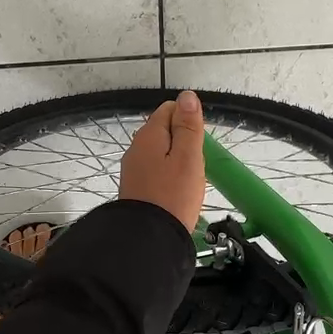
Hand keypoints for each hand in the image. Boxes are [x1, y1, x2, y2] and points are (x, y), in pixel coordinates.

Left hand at [119, 90, 205, 231]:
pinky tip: (176, 193)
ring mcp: (134, 168)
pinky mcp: (136, 187)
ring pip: (162, 153)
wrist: (148, 237)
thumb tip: (186, 96)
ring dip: (178, 162)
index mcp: (149, 135)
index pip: (170, 109)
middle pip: (165, 131)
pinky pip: (156, 171)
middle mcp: (137, 147)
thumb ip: (188, 126)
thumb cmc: (174, 196)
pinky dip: (169, 177)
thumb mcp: (188, 157)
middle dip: (184, 144)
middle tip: (195, 167)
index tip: (199, 145)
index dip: (188, 122)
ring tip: (188, 183)